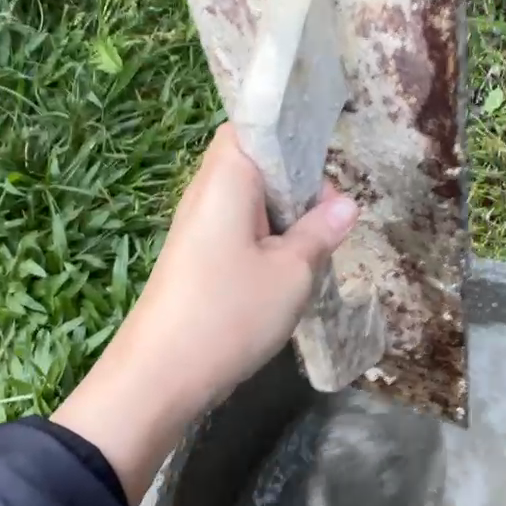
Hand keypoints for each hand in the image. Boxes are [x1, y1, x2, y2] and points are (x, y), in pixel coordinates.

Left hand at [53, 124, 358, 505]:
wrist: (159, 378)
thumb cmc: (230, 313)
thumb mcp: (292, 273)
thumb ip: (321, 232)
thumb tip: (346, 204)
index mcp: (226, 180)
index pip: (251, 126)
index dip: (289, 132)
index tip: (327, 155)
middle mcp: (205, 194)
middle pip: (254, 164)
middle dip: (296, 182)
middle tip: (331, 212)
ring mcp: (197, 229)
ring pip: (249, 202)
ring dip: (284, 216)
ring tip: (317, 244)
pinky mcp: (195, 261)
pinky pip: (238, 232)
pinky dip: (267, 240)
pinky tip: (288, 271)